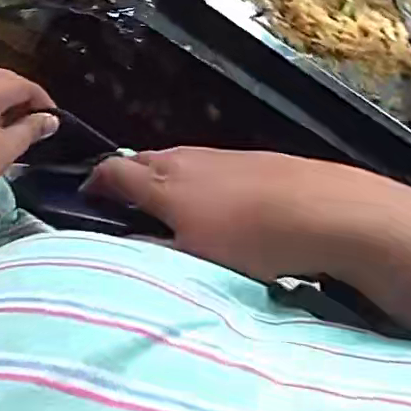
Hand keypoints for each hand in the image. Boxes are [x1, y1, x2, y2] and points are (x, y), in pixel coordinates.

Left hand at [0, 69, 56, 222]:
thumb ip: (30, 130)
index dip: (45, 104)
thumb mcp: (3, 150)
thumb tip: (51, 119)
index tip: (56, 127)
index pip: (27, 85)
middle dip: (26, 104)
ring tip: (19, 137)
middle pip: (7, 83)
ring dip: (6, 110)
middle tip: (40, 131)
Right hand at [86, 147, 410, 280]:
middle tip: (124, 203)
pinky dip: (187, 177)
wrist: (322, 208)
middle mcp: (181, 160)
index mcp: (162, 183)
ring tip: (164, 205)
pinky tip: (209, 201)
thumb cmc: (252, 240)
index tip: (87, 197)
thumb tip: (123, 245)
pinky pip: (199, 162)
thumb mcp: (195, 257)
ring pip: (170, 160)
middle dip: (124, 177)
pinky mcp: (243, 156)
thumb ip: (153, 250)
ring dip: (156, 176)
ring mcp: (214, 154)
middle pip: (139, 159)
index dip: (94, 182)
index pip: (113, 171)